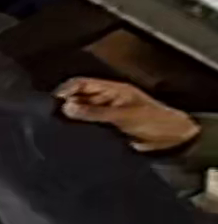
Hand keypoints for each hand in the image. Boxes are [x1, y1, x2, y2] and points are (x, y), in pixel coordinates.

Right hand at [54, 77, 200, 152]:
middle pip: (72, 96)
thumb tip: (65, 107)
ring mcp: (98, 110)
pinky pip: (75, 121)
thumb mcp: (125, 115)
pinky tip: (66, 128)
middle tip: (55, 114)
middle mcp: (102, 98)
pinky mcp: (94, 123)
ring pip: (72, 109)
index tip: (54, 101)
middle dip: (62, 104)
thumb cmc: (156, 122)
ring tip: (61, 123)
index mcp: (112, 90)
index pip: (80, 83)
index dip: (65, 89)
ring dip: (65, 115)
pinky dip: (69, 124)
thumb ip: (94, 112)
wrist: (170, 140)